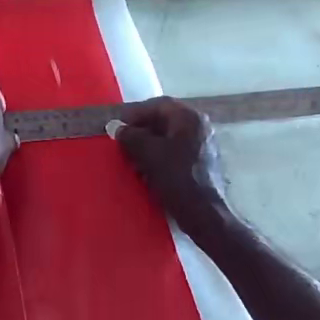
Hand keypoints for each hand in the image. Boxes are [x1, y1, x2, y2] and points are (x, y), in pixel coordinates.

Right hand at [113, 97, 230, 230]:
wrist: (204, 213)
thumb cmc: (177, 178)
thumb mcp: (149, 154)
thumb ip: (130, 136)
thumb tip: (115, 126)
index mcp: (190, 118)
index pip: (159, 105)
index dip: (135, 113)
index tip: (118, 126)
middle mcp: (200, 127)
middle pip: (164, 121)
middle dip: (141, 131)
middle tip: (122, 143)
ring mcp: (202, 146)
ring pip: (168, 139)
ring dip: (148, 147)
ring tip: (131, 160)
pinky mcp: (201, 164)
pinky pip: (175, 154)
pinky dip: (159, 159)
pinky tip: (146, 173)